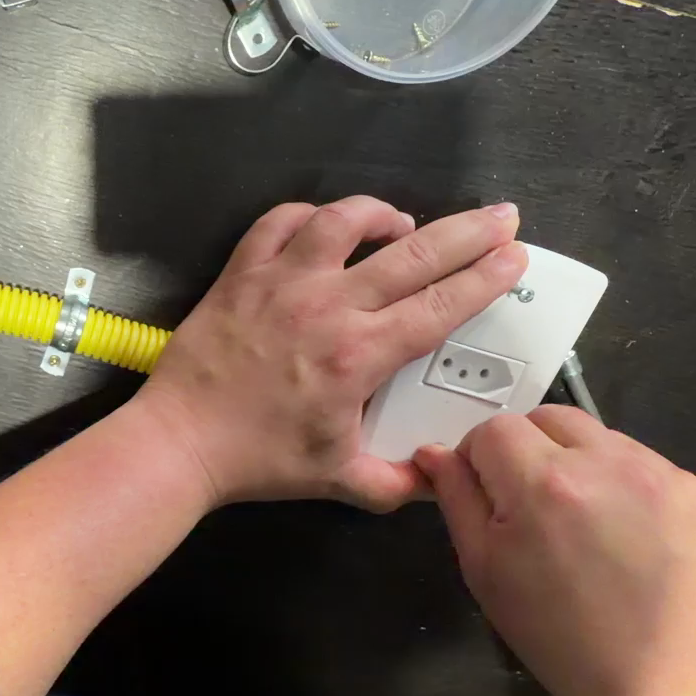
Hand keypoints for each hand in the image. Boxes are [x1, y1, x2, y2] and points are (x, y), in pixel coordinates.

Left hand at [135, 196, 527, 510]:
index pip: (441, 305)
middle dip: (468, 231)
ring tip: (401, 222)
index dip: (486, 277)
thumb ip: (397, 482)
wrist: (181, 441)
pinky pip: (277, 223)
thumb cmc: (259, 460)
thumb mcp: (339, 479)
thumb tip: (441, 476)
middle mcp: (327, 306)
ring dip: (381, 213)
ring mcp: (280, 282)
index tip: (514, 256)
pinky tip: (322, 226)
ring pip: (342, 221)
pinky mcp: (239, 274)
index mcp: (359, 355)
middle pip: (413, 254)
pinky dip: (306, 215)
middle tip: (500, 217)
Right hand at [413, 407, 695, 695]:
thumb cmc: (555, 634)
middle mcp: (609, 463)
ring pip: (599, 438)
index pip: (493, 428)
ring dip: (576, 463)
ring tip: (580, 522)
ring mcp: (667, 476)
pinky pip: (646, 466)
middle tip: (526, 502)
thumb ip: (455, 497)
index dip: (477, 456)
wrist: (667, 688)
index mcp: (543, 483)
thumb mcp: (483, 567)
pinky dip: (622, 485)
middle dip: (525, 447)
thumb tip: (433, 452)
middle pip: (548, 417)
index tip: (484, 492)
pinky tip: (624, 535)